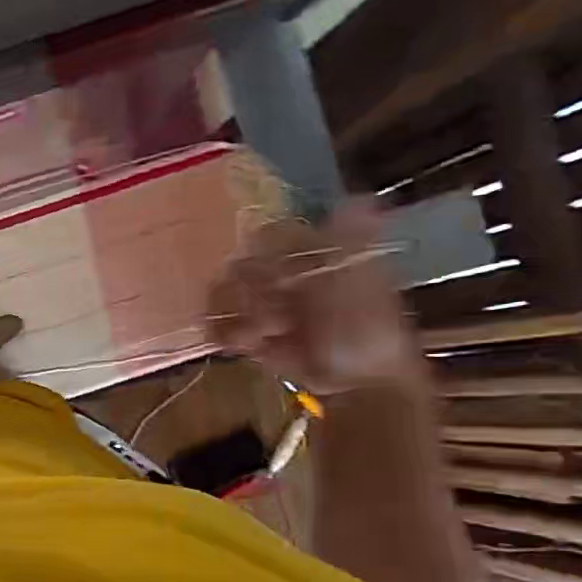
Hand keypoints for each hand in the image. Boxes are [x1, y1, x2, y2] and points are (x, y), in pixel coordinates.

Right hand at [205, 200, 423, 394]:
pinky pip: (214, 323)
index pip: (264, 237)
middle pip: (236, 268)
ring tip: (264, 338)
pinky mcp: (243, 332)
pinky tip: (246, 346)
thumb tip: (358, 199)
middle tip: (281, 321)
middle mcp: (277, 274)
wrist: (356, 382)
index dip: (267, 259)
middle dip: (252, 297)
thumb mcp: (365, 280)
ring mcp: (257, 304)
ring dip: (238, 318)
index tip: (285, 283)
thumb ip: (353, 242)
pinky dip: (224, 334)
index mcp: (305, 253)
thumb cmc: (367, 329)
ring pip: (219, 295)